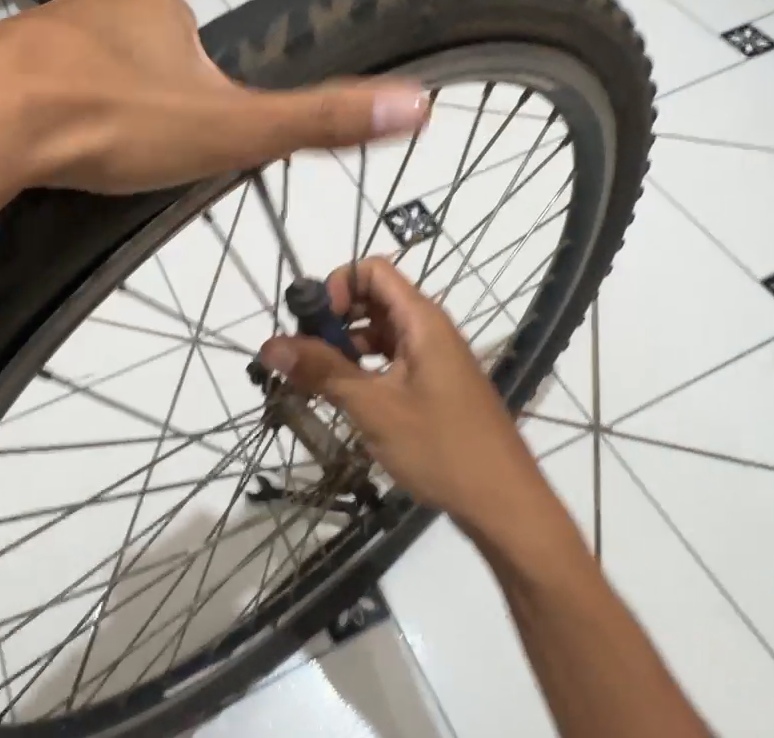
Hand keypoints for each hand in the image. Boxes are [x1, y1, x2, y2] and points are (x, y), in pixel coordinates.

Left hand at [0, 0, 427, 193]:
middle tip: (131, 158)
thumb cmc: (123, 121)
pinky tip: (40, 149)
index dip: (198, 101)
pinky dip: (48, 115)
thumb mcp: (234, 129)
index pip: (199, 51)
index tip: (180, 143)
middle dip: (145, 107)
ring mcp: (44, 26)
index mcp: (164, 7)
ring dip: (96, 111)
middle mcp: (105, 1)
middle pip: (144, 60)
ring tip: (85, 158)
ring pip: (88, 73)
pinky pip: (37, 86)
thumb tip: (419, 104)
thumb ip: (319, 120)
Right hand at [257, 258, 551, 535]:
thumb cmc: (441, 447)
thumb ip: (322, 371)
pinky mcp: (435, 387)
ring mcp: (435, 360)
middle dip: (333, 319)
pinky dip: (364, 371)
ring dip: (345, 348)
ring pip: (380, 334)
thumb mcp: (374, 407)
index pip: (372, 270)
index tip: (311, 324)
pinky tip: (344, 400)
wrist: (505, 503)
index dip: (337, 285)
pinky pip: (392, 361)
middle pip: (373, 300)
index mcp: (421, 321)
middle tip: (303, 355)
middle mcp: (429, 330)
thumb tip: (269, 344)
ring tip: (314, 381)